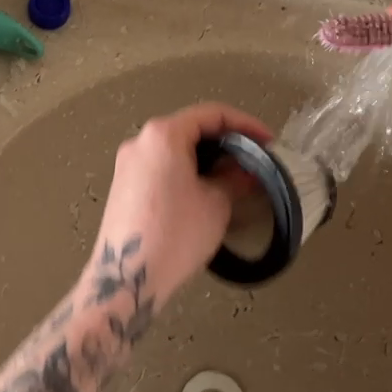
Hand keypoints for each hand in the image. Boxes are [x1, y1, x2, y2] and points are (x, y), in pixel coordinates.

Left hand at [93, 103, 270, 298]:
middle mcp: (140, 141)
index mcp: (162, 134)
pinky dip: (187, 170)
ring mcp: (128, 163)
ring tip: (235, 178)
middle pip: (190, 128)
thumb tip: (245, 172)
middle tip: (253, 160)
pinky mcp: (123, 185)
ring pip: (175, 148)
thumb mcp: (216, 204)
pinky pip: (161, 165)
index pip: (211, 114)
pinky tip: (206, 190)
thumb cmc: (175, 234)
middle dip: (225, 142)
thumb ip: (234, 179)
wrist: (126, 277)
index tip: (268, 141)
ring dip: (206, 158)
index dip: (245, 124)